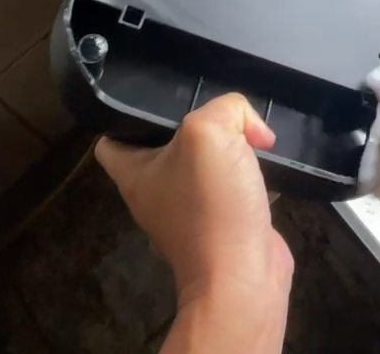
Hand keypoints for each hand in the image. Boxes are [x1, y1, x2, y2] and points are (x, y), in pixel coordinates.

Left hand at [96, 94, 291, 352]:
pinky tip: (265, 164)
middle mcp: (156, 192)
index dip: (130, 116)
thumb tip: (249, 127)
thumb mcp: (209, 132)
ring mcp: (189, 211)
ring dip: (228, 149)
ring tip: (249, 137)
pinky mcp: (222, 223)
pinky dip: (248, 174)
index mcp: (135, 173)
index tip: (159, 102)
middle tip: (220, 114)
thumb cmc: (211, 205)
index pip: (113, 138)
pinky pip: (230, 186)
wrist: (242, 276)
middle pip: (168, 144)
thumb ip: (225, 108)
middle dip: (196, 125)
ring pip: (204, 164)